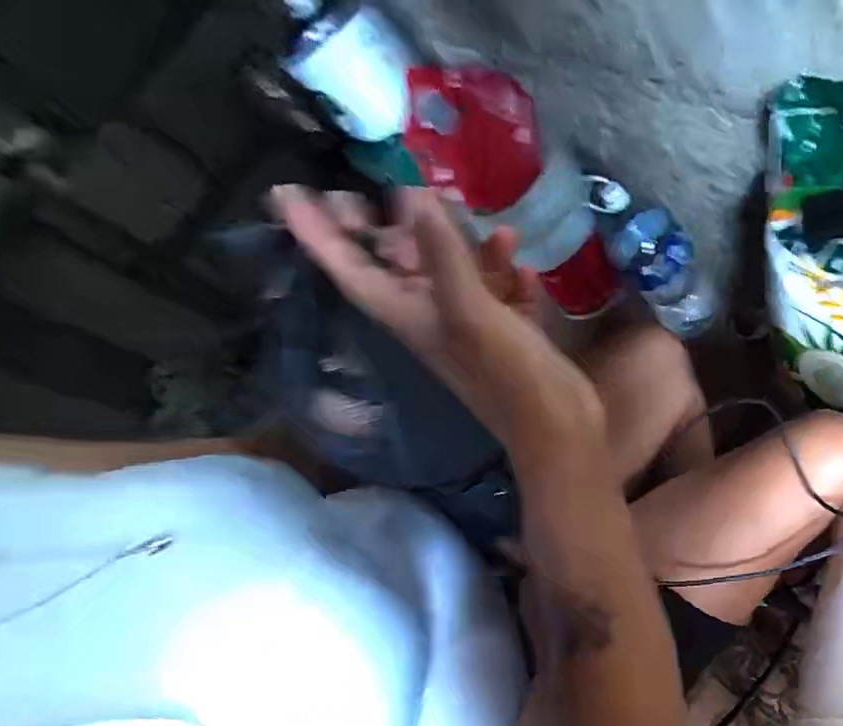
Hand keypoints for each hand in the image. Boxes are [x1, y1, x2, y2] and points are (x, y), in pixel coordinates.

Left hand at [271, 185, 601, 457]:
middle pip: (400, 264)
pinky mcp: (513, 336)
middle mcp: (436, 318)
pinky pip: (503, 294)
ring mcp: (475, 328)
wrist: (558, 429)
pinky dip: (509, 275)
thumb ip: (442, 251)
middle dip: (391, 224)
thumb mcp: (470, 310)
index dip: (315, 231)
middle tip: (388, 180)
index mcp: (411, 315)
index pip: (350, 268)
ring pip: (457, 273)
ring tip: (477, 210)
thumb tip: (412, 191)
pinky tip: (524, 263)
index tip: (284, 190)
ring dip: (464, 242)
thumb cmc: (508, 375)